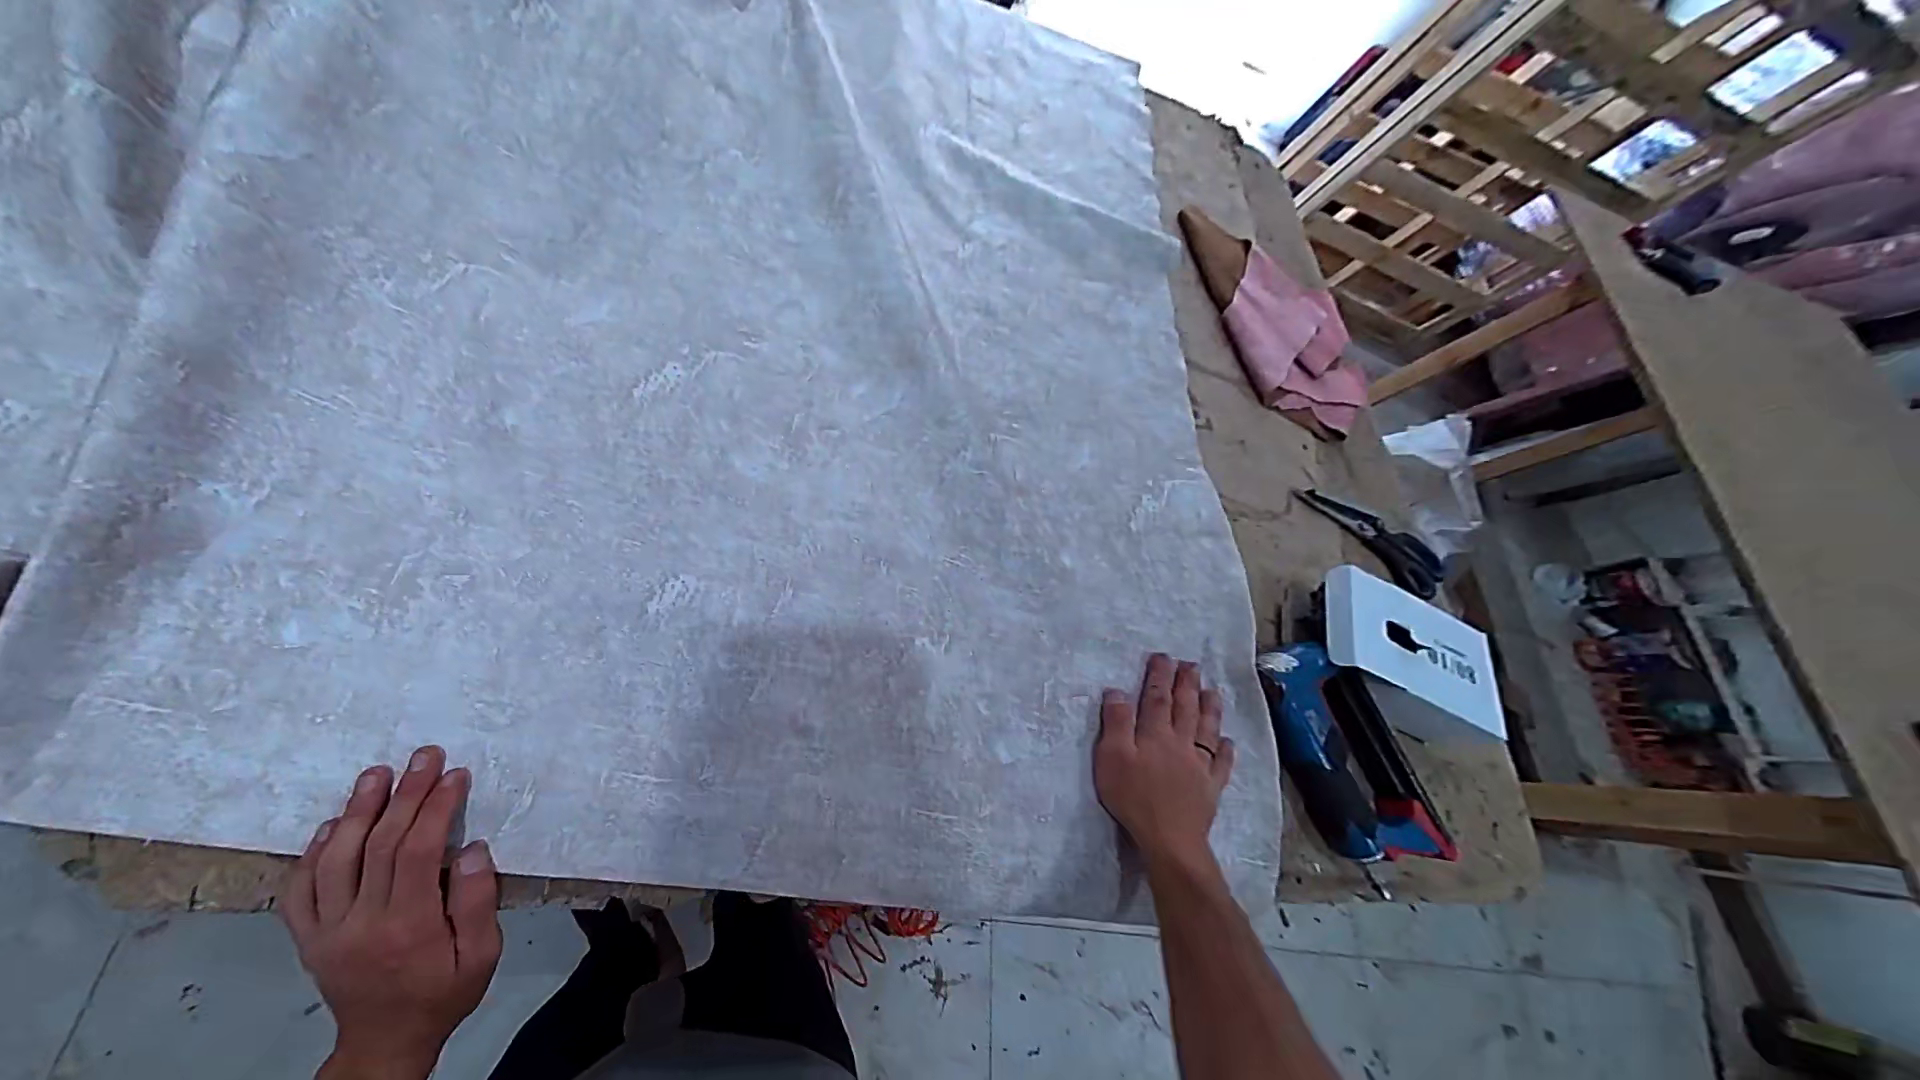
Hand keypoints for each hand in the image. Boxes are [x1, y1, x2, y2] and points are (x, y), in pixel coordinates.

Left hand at [279, 746, 502, 1079]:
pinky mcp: (308, 938)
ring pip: (333, 860)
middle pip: (376, 845)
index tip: (455, 775)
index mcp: (406, 926)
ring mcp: (325, 931)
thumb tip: (470, 848)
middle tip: (425, 756)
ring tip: (376, 774)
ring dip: (356, 812)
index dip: (435, 808)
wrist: (386, 1042)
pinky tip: (331, 825)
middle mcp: (358, 924)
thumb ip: (477, 900)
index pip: (415, 852)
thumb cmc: (445, 992)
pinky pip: (299, 891)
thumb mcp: (482, 953)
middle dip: (405, 794)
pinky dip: (312, 853)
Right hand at [1094, 654, 1234, 870]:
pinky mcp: (1211, 788)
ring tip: (1212, 690)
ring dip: (1209, 708)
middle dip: (1187, 684)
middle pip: (1185, 708)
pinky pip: (1222, 764)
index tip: (1162, 657)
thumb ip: (1116, 723)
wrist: (1170, 838)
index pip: (1157, 698)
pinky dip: (1226, 751)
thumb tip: (1117, 691)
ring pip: (1207, 729)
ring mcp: (1200, 765)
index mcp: (1155, 734)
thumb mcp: (1112, 757)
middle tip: (1191, 665)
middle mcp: (1181, 743)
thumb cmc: (1134, 797)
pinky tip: (1229, 742)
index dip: (1159, 676)